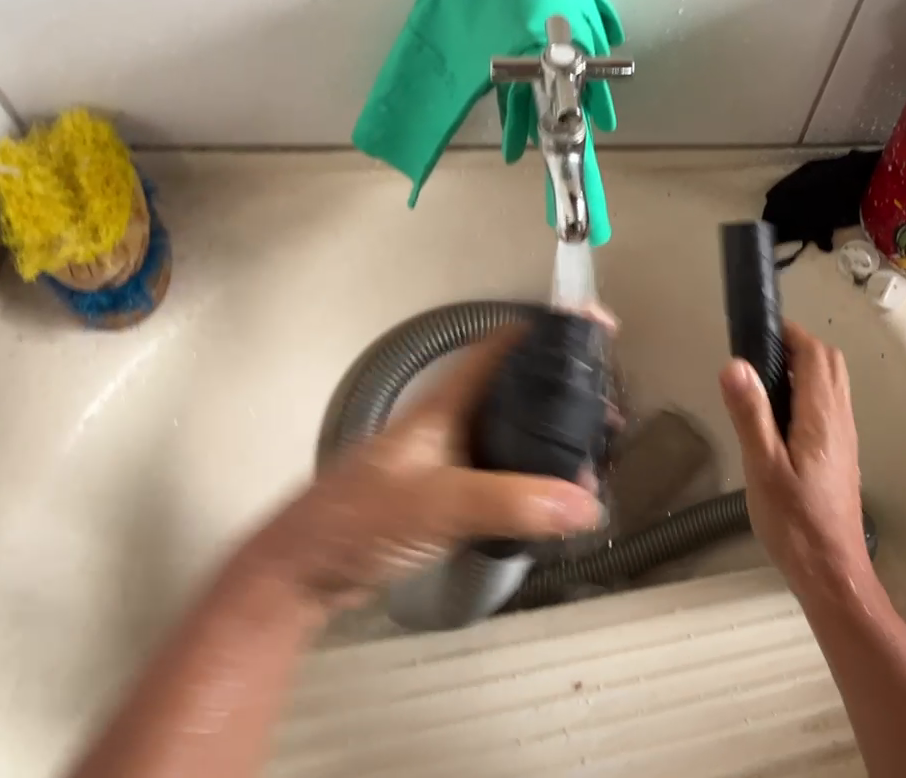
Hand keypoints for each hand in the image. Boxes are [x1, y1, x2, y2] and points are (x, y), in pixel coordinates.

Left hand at [244, 328, 604, 608]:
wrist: (298, 577)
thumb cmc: (353, 523)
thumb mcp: (438, 504)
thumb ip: (511, 503)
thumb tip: (584, 503)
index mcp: (446, 405)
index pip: (503, 346)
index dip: (548, 329)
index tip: (593, 328)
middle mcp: (452, 423)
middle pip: (519, 390)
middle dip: (567, 391)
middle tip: (607, 404)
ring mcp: (450, 459)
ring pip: (516, 434)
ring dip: (555, 438)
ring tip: (595, 452)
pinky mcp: (449, 495)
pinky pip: (506, 473)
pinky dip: (537, 477)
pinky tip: (558, 497)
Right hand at [720, 321, 870, 597]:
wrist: (832, 572)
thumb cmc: (795, 523)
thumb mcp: (763, 468)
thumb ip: (750, 415)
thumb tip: (736, 364)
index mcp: (822, 416)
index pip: (815, 354)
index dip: (789, 335)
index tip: (756, 335)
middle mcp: (840, 419)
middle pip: (829, 363)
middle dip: (798, 347)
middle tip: (758, 357)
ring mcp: (844, 438)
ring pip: (832, 385)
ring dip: (804, 370)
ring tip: (763, 384)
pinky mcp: (840, 456)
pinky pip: (829, 407)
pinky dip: (808, 394)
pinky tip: (779, 420)